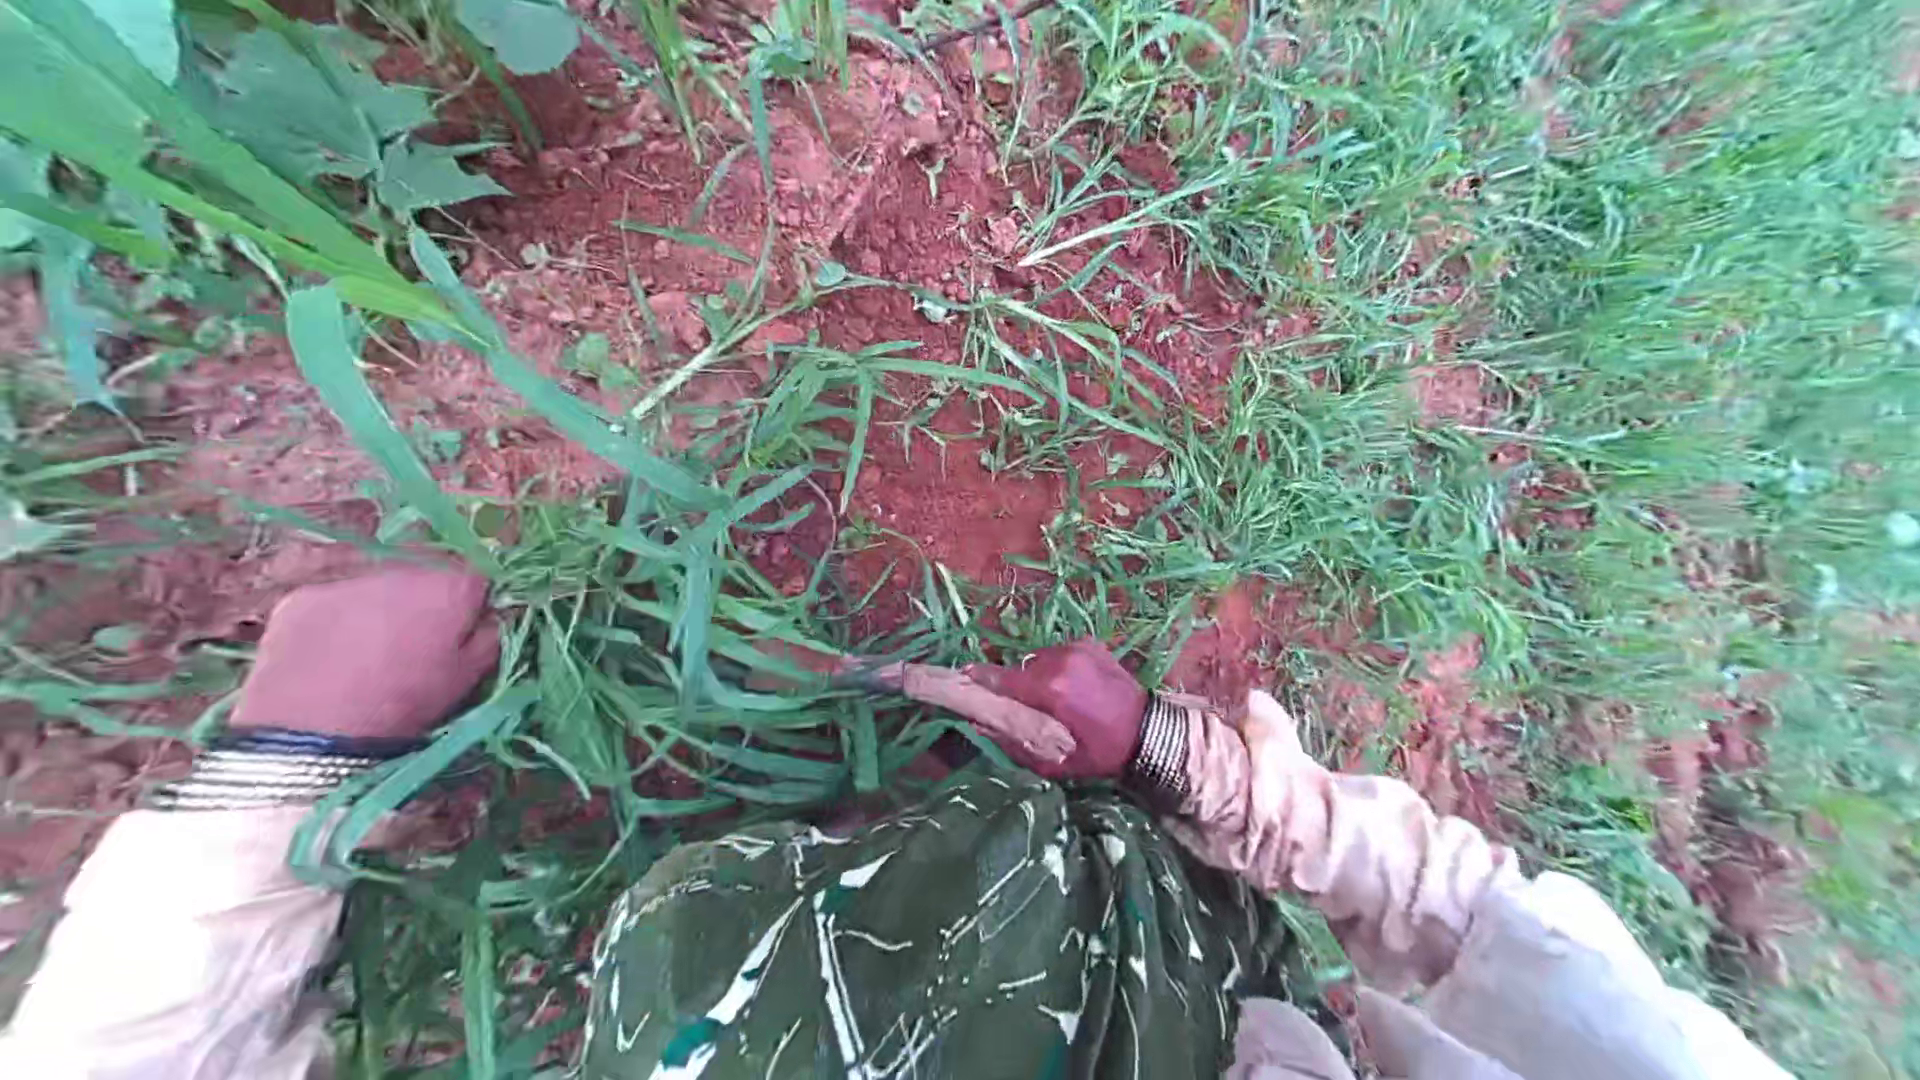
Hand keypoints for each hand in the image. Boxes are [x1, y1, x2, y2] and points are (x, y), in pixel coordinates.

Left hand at [233, 567, 499, 739]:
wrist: (311, 728)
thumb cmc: (409, 700)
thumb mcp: (473, 671)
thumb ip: (494, 631)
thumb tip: (496, 612)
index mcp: (452, 585)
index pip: (480, 576)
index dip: (477, 601)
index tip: (468, 626)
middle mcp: (403, 570)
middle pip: (430, 573)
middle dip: (431, 597)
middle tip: (422, 636)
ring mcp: (349, 580)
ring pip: (382, 584)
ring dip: (387, 604)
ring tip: (377, 644)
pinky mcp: (303, 596)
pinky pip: (339, 598)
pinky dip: (344, 616)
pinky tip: (338, 648)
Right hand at [963, 639, 1147, 778]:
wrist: (1151, 732)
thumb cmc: (1103, 752)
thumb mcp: (1057, 762)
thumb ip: (1014, 744)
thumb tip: (979, 723)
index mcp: (1051, 689)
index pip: (1001, 678)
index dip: (979, 680)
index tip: (963, 680)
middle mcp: (1060, 660)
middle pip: (1019, 668)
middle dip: (1015, 684)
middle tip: (1022, 704)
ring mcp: (1076, 647)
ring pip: (1038, 658)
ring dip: (1037, 674)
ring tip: (1052, 697)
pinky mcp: (1089, 643)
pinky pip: (1059, 652)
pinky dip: (1058, 666)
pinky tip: (1072, 685)